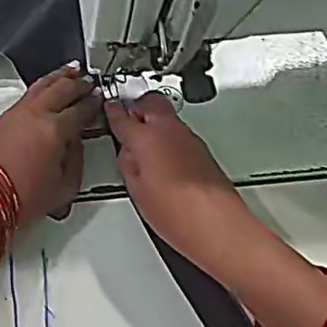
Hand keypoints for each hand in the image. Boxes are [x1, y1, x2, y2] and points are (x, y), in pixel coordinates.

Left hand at [0, 65, 98, 222]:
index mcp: (56, 129)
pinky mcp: (4, 117)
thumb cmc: (18, 195)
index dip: (93, 102)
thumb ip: (77, 160)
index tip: (98, 99)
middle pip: (64, 88)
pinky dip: (42, 84)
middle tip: (88, 82)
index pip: (81, 108)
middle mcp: (37, 115)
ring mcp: (18, 113)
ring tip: (70, 71)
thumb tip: (76, 146)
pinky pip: (29, 92)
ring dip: (60, 76)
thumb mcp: (65, 186)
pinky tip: (45, 86)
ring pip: (43, 84)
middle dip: (80, 83)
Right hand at [106, 92, 251, 265]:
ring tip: (145, 146)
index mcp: (146, 137)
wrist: (216, 223)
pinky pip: (181, 133)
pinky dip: (170, 138)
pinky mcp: (202, 148)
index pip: (122, 116)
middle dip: (137, 108)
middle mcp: (170, 130)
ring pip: (167, 116)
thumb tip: (129, 155)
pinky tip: (164, 159)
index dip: (113, 112)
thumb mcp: (136, 191)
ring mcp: (189, 137)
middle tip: (128, 119)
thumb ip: (128, 164)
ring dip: (155, 123)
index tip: (111, 109)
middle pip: (150, 103)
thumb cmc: (180, 212)